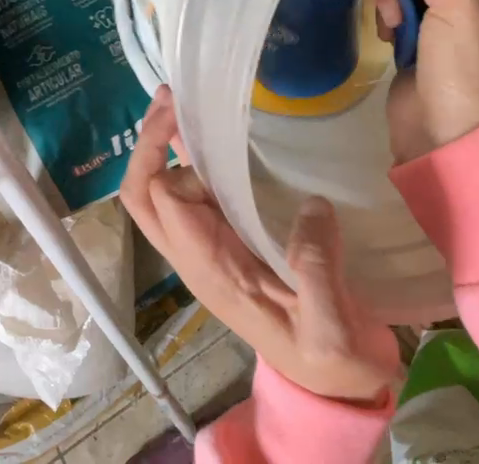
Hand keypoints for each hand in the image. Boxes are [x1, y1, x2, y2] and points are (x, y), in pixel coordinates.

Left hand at [121, 88, 400, 404]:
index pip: (165, 204)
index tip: (198, 123)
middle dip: (147, 145)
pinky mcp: (225, 238)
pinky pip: (190, 192)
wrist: (334, 382)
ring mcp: (207, 245)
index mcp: (209, 269)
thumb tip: (312, 205)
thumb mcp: (333, 329)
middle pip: (144, 196)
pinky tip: (206, 129)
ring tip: (180, 98)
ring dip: (162, 145)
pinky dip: (188, 158)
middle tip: (170, 96)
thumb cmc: (331, 359)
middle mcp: (196, 253)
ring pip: (160, 191)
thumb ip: (317, 272)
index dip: (173, 162)